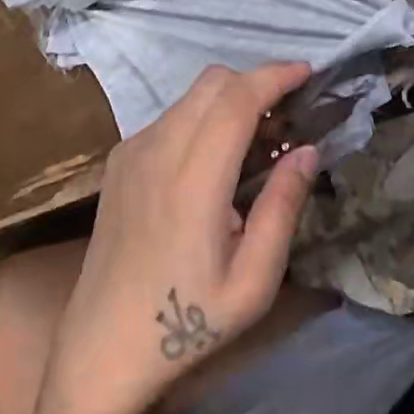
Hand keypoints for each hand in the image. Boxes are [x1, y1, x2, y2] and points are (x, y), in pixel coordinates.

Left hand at [27, 62, 320, 413]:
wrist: (105, 342)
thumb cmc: (189, 320)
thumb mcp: (253, 282)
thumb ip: (282, 208)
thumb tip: (307, 149)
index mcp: (192, 180)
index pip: (236, 100)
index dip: (273, 77)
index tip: (306, 72)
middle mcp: (157, 149)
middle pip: (211, 82)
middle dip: (254, 82)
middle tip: (287, 114)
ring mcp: (132, 150)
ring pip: (189, 97)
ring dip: (227, 100)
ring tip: (255, 140)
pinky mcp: (119, 158)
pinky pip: (169, 117)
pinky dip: (201, 117)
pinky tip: (213, 159)